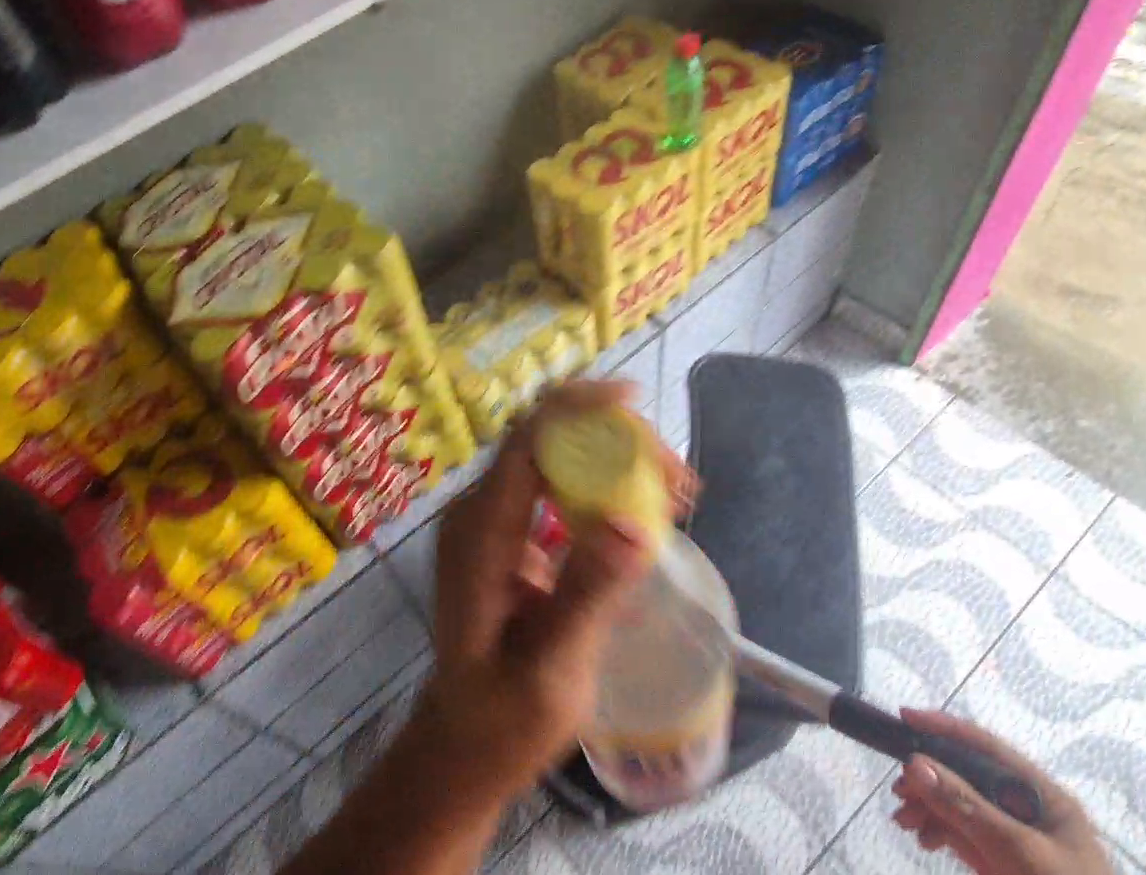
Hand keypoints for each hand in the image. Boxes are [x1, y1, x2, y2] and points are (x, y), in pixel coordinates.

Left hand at [410, 382, 659, 804]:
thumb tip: (632, 525)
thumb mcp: (550, 669)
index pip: (527, 439)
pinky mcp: (511, 541)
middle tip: (680, 483)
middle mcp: (481, 514)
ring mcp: (494, 525)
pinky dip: (605, 491)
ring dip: (616, 464)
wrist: (465, 744)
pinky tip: (646, 516)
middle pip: (549, 442)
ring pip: (557, 463)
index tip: (635, 402)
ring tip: (676, 495)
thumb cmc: (501, 717)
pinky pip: (558, 492)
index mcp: (481, 533)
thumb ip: (586, 596)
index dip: (578, 407)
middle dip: (616, 442)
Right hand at [890, 709, 1113, 874]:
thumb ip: (967, 807)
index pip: (989, 747)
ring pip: (958, 803)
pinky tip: (923, 839)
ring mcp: (1011, 836)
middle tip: (898, 790)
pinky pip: (960, 831)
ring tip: (903, 820)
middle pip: (967, 775)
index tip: (904, 717)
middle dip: (929, 777)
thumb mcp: (1017, 852)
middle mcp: (1025, 809)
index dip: (945, 728)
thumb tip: (915, 762)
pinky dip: (936, 829)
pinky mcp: (999, 860)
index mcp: (1043, 796)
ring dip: (926, 805)